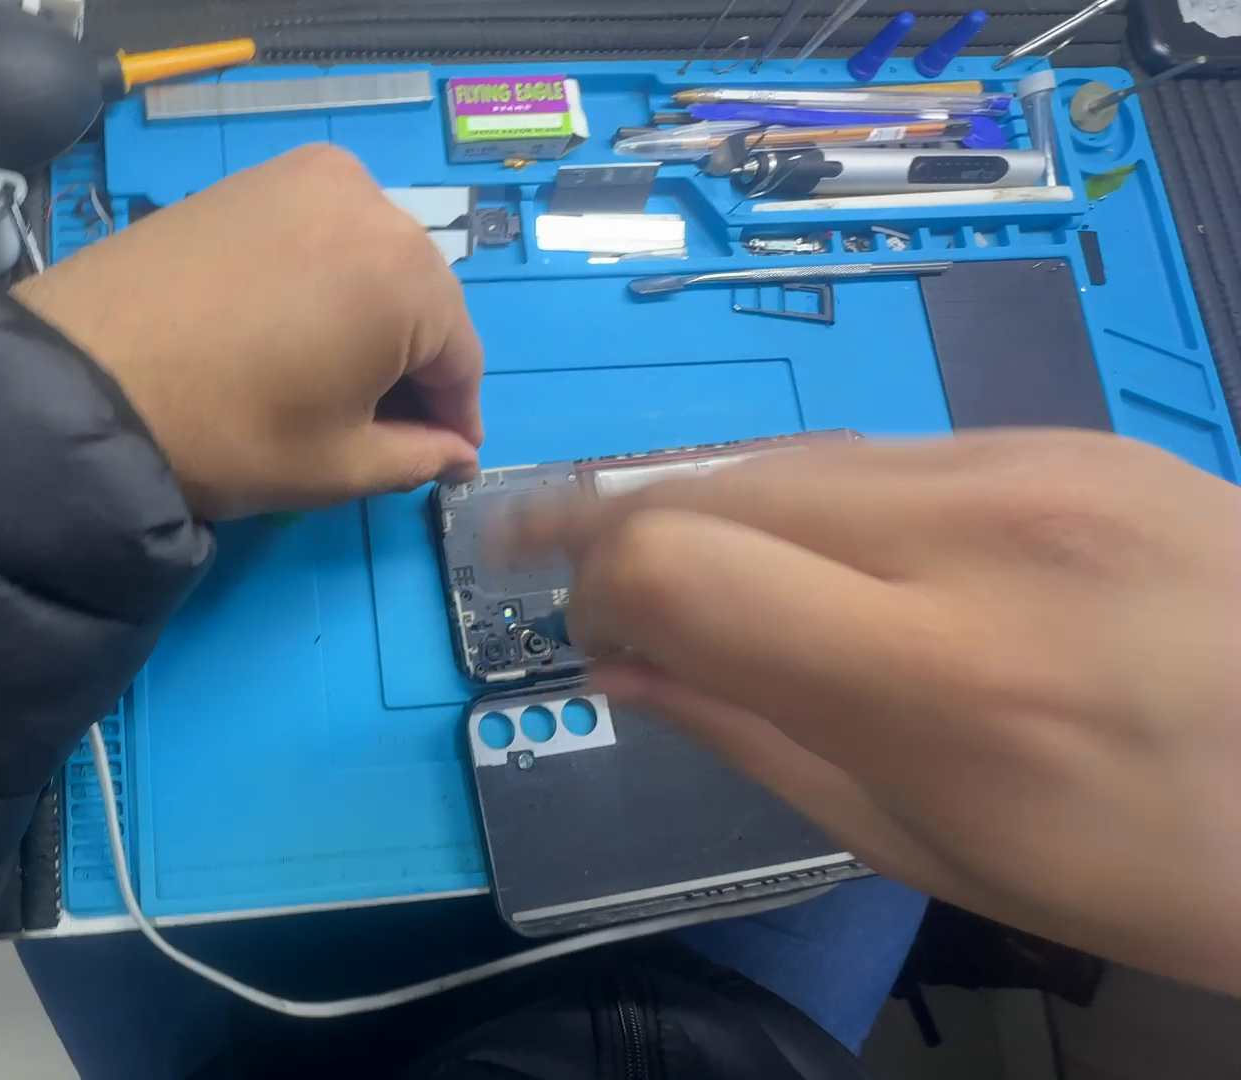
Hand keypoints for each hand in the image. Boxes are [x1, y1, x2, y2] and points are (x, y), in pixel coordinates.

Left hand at [13, 145, 482, 520]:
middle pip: (418, 302)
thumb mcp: (337, 465)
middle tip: (387, 430)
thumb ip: (418, 458)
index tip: (447, 455)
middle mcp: (367, 202)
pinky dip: (325, 289)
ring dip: (369, 327)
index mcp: (406, 274)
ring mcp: (302, 178)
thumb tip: (459, 453)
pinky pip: (320, 239)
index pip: (461, 354)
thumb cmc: (227, 436)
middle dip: (411, 371)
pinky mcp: (250, 180)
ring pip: (370, 266)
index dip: (456, 415)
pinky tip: (293, 336)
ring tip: (334, 386)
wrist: (81, 384)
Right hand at [511, 430, 1240, 992]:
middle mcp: (971, 532)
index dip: (592, 589)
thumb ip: (737, 735)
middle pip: (691, 492)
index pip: (669, 568)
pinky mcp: (1043, 434)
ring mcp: (1016, 462)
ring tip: (693, 578)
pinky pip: (840, 456)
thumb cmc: (1156, 862)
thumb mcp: (914, 842)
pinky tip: (801, 556)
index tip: (589, 632)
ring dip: (688, 519)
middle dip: (612, 540)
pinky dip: (776, 506)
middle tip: (604, 599)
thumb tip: (610, 667)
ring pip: (754, 461)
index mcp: (939, 675)